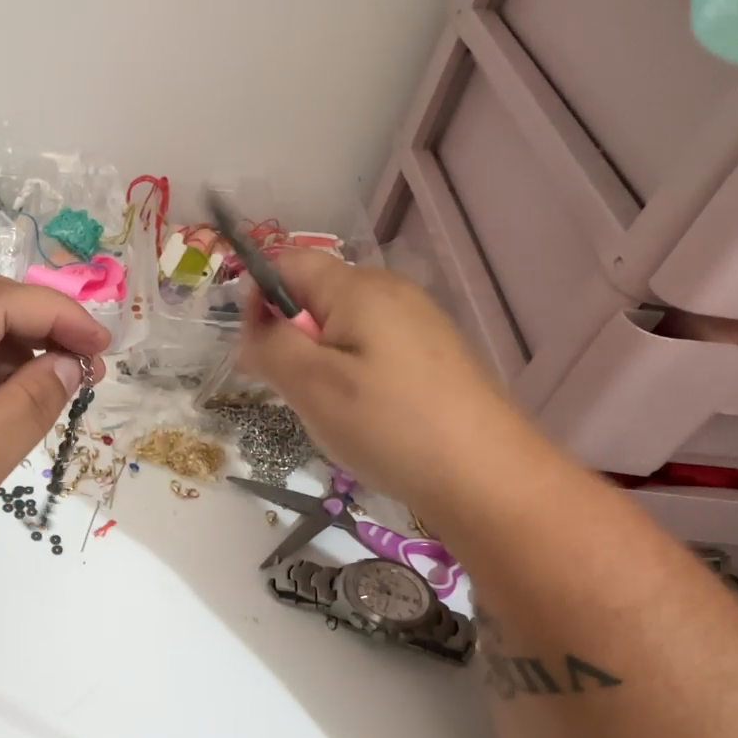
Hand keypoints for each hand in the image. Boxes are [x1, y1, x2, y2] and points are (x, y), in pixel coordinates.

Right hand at [235, 251, 525, 504]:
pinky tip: (362, 418)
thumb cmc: (389, 425)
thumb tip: (253, 329)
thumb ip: (272, 347)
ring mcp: (417, 325)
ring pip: (342, 330)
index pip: (288, 262)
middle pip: (316, 297)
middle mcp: (391, 293)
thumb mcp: (312, 386)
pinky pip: (371, 353)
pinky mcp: (431, 357)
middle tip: (290, 392)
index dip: (258, 298)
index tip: (253, 352)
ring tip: (327, 411)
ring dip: (318, 364)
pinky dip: (351, 378)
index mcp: (359, 288)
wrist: (483, 474)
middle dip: (288, 337)